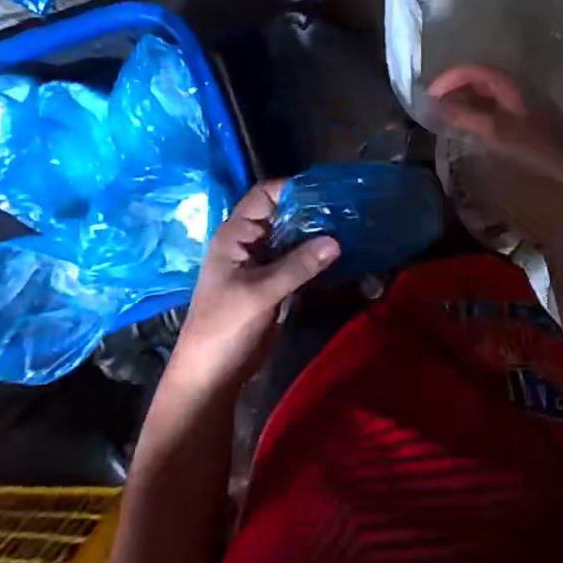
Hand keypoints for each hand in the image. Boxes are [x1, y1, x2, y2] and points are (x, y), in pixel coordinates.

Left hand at [171, 180, 337, 390]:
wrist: (211, 375)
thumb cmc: (224, 327)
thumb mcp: (261, 293)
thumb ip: (298, 265)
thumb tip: (337, 240)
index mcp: (235, 235)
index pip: (265, 195)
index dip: (293, 188)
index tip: (328, 189)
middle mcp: (249, 242)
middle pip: (283, 213)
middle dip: (312, 209)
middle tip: (348, 208)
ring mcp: (261, 263)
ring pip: (293, 236)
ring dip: (317, 233)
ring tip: (351, 226)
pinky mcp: (273, 282)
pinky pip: (297, 259)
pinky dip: (315, 255)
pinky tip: (341, 253)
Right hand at [428, 66, 562, 251]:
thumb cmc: (541, 153)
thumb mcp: (499, 134)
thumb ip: (468, 116)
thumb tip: (439, 103)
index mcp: (513, 88)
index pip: (475, 70)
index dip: (450, 78)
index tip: (429, 94)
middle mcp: (522, 92)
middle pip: (483, 80)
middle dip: (456, 88)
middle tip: (434, 105)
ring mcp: (529, 109)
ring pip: (492, 97)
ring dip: (468, 103)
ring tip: (448, 118)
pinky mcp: (534, 127)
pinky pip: (500, 112)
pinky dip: (481, 116)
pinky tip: (474, 133)